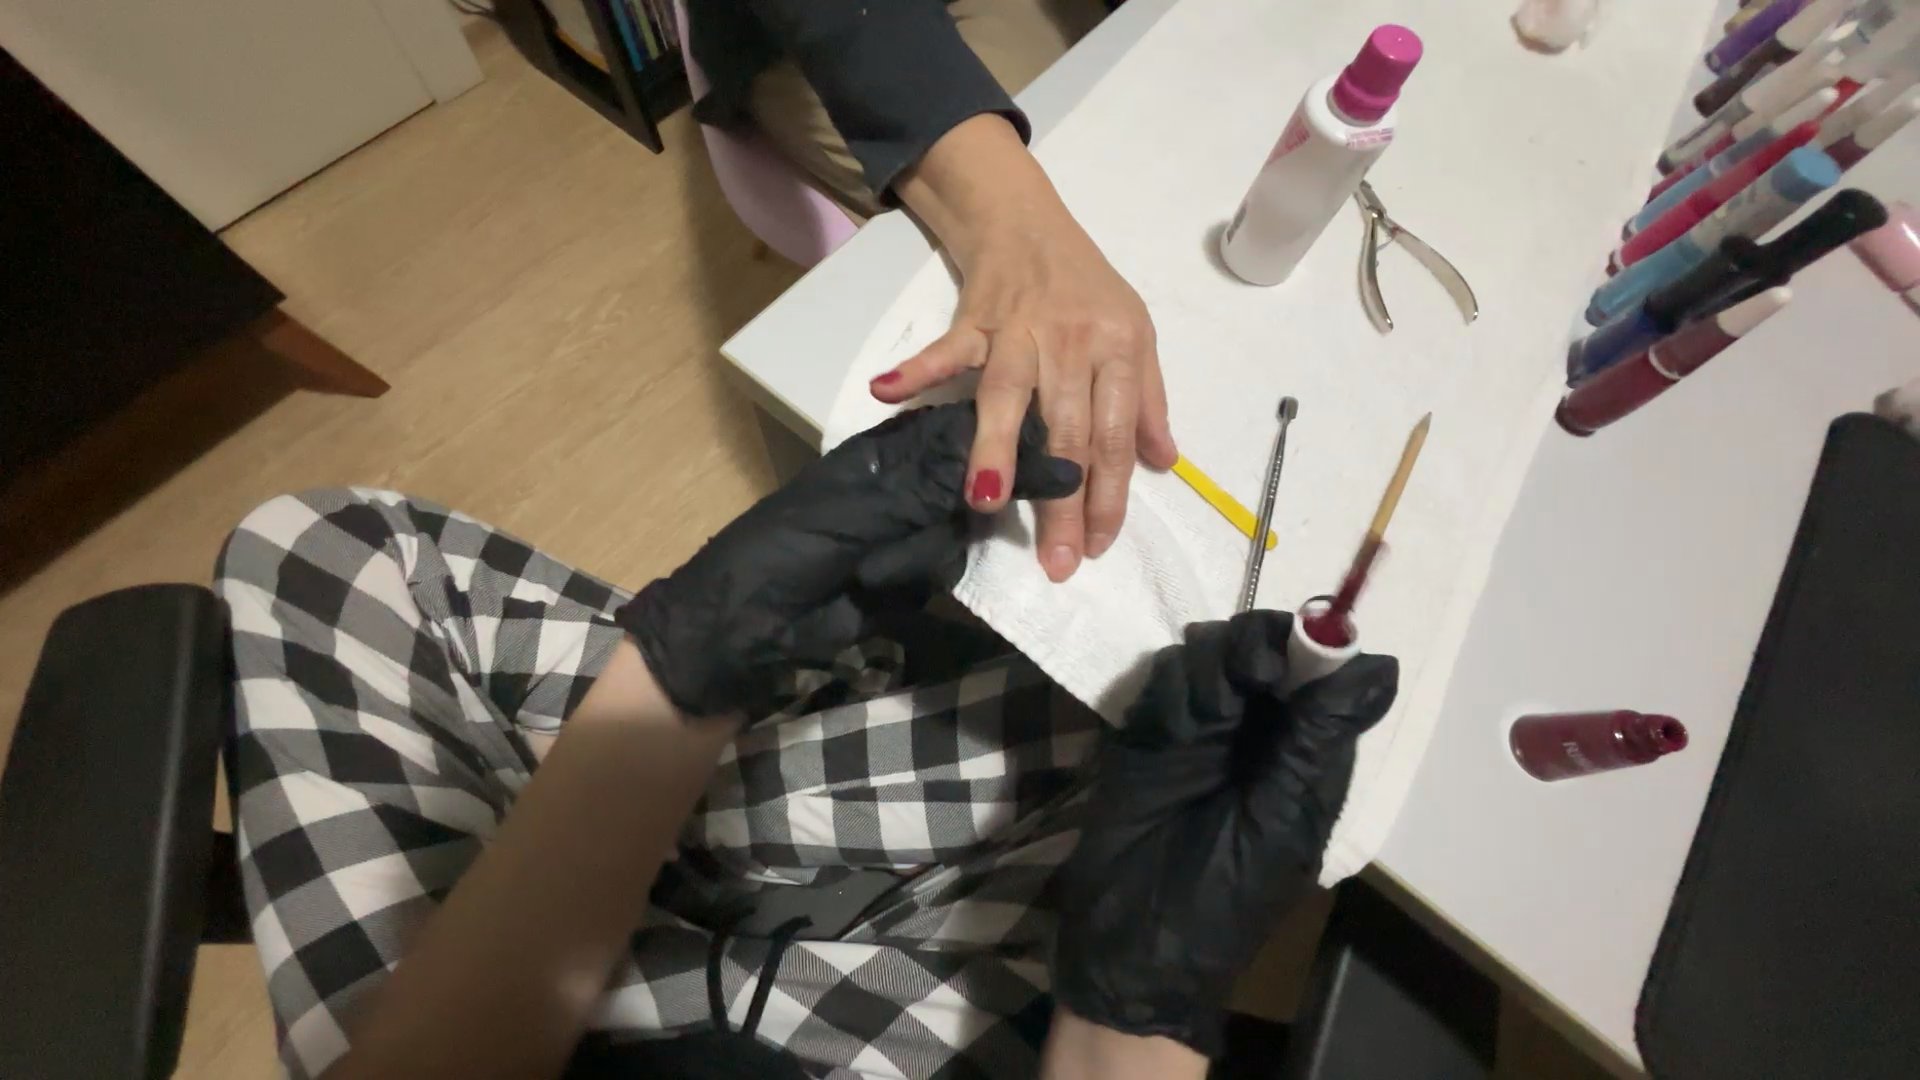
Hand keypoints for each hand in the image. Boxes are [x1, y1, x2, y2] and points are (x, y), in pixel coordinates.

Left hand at [615, 404, 1079, 718]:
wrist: (746, 627)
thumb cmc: (789, 549)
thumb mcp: (858, 511)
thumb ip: (928, 486)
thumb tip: (997, 462)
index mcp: (883, 455)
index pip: (957, 436)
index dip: (1001, 444)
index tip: (1051, 458)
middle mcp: (903, 488)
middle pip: (967, 485)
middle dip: (976, 504)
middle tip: (992, 519)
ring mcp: (907, 535)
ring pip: (958, 533)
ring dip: (925, 556)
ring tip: (873, 572)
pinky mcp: (909, 578)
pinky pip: (942, 570)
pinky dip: (917, 581)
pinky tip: (875, 590)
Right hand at [883, 115, 1178, 582]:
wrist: (1028, 221)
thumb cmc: (1087, 288)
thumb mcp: (1135, 335)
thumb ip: (1147, 400)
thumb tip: (1164, 463)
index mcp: (1118, 349)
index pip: (1115, 435)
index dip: (1110, 494)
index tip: (1098, 546)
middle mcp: (1072, 343)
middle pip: (1066, 430)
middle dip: (1062, 500)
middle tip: (1057, 561)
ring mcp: (1019, 330)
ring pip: (1009, 394)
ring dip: (997, 444)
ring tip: (985, 498)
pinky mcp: (974, 318)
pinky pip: (946, 348)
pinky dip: (918, 368)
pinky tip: (886, 391)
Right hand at [1049, 611, 1398, 1054]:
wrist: (1132, 933)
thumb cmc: (1224, 892)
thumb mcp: (1283, 818)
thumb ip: (1320, 739)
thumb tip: (1385, 666)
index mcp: (1300, 751)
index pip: (1318, 672)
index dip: (1312, 644)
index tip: (1298, 645)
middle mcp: (1251, 728)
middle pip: (1257, 646)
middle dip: (1253, 647)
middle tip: (1248, 676)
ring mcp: (1196, 724)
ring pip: (1206, 652)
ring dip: (1209, 669)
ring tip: (1203, 718)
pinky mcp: (1147, 726)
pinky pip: (1161, 678)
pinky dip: (1168, 689)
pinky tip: (1167, 727)